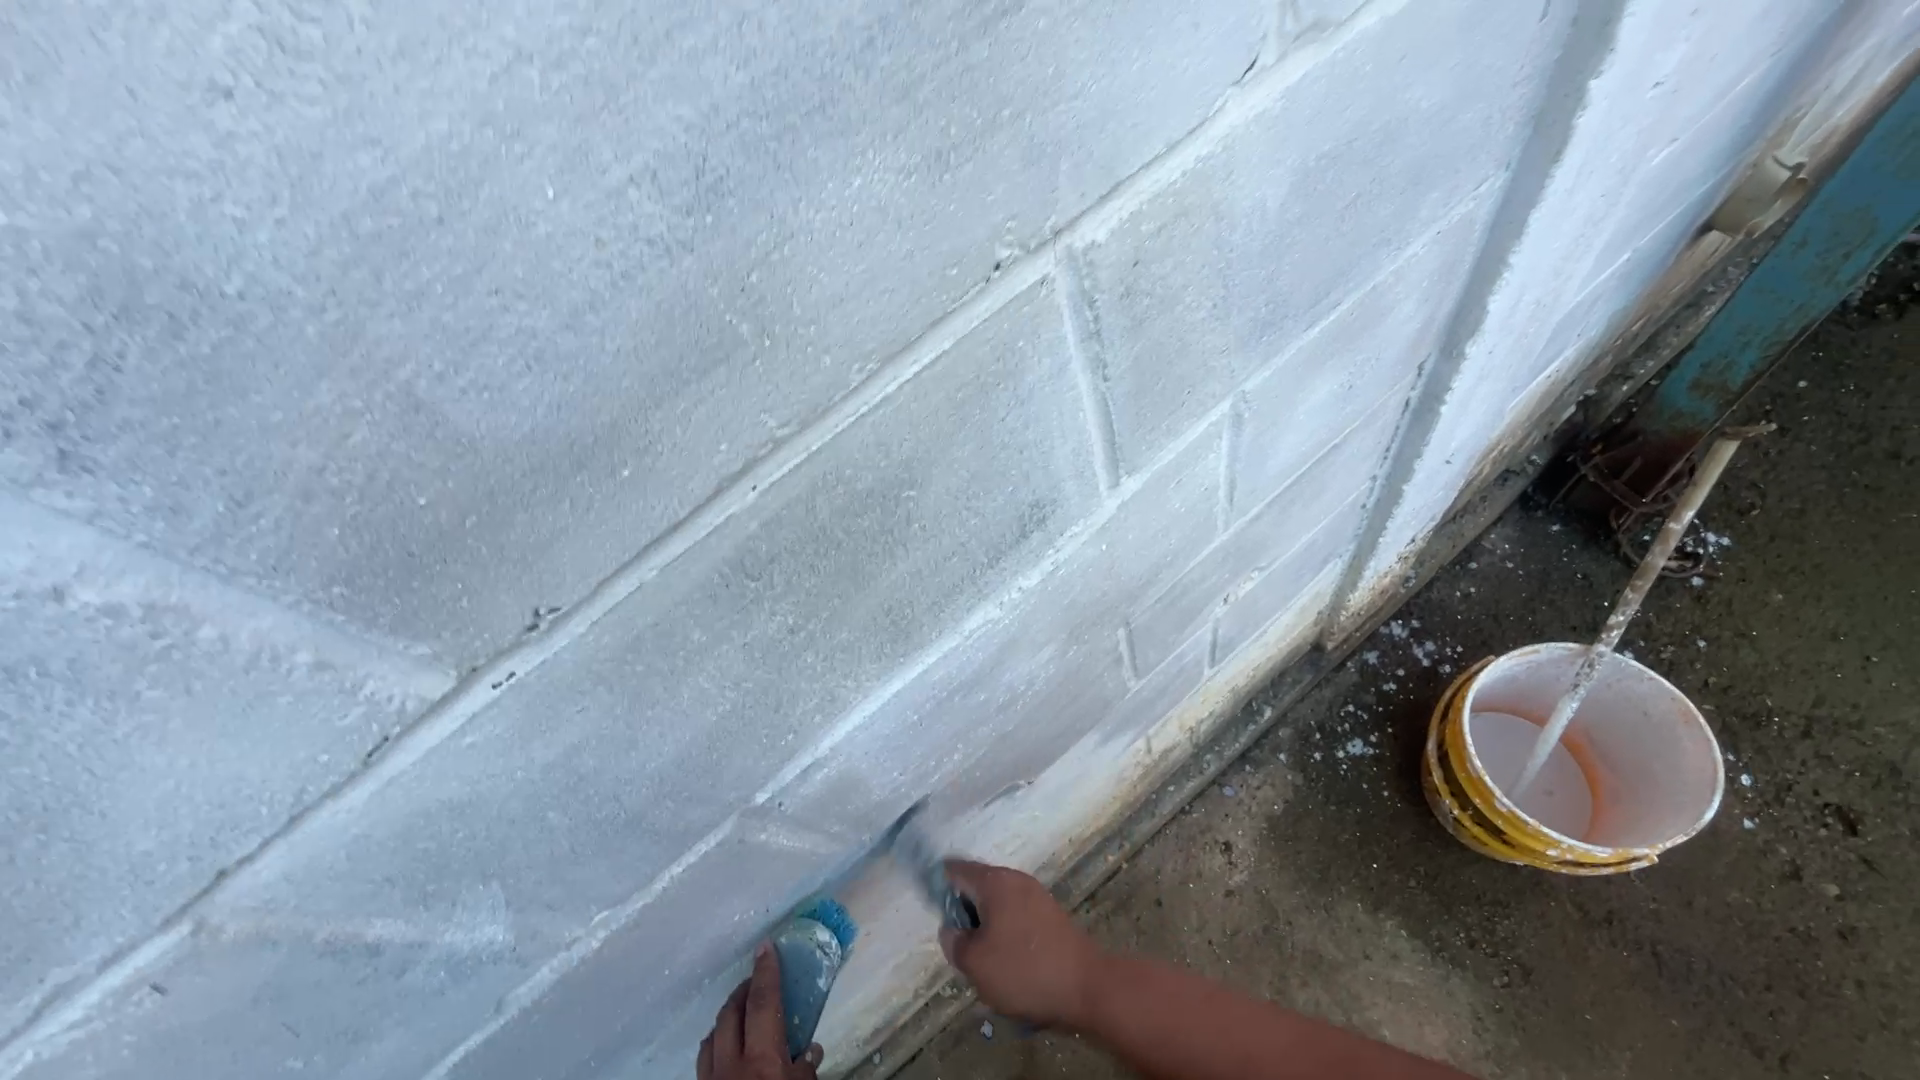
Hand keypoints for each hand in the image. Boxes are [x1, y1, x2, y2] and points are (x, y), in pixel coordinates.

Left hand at [696, 944, 822, 1079]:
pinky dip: (714, 1042)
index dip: (765, 972)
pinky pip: (704, 1056)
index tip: (766, 947)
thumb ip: (805, 1069)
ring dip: (727, 1015)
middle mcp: (731, 1061)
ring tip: (741, 1011)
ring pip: (712, 1032)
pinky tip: (724, 1044)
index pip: (763, 1003)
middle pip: (731, 1011)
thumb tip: (810, 1050)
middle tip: (757, 982)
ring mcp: (711, 1076)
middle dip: (743, 990)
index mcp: (762, 1058)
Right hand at [938, 860, 1103, 1027]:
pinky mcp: (1051, 916)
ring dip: (986, 926)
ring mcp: (1037, 896)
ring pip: (998, 904)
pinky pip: (1016, 917)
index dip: (938, 885)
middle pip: (978, 886)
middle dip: (964, 912)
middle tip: (958, 944)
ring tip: (982, 959)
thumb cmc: (1023, 970)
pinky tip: (1007, 962)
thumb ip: (954, 942)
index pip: (956, 869)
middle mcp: (1016, 880)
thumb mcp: (975, 963)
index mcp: (995, 882)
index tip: (931, 909)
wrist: (1086, 986)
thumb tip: (952, 930)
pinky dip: (1006, 933)